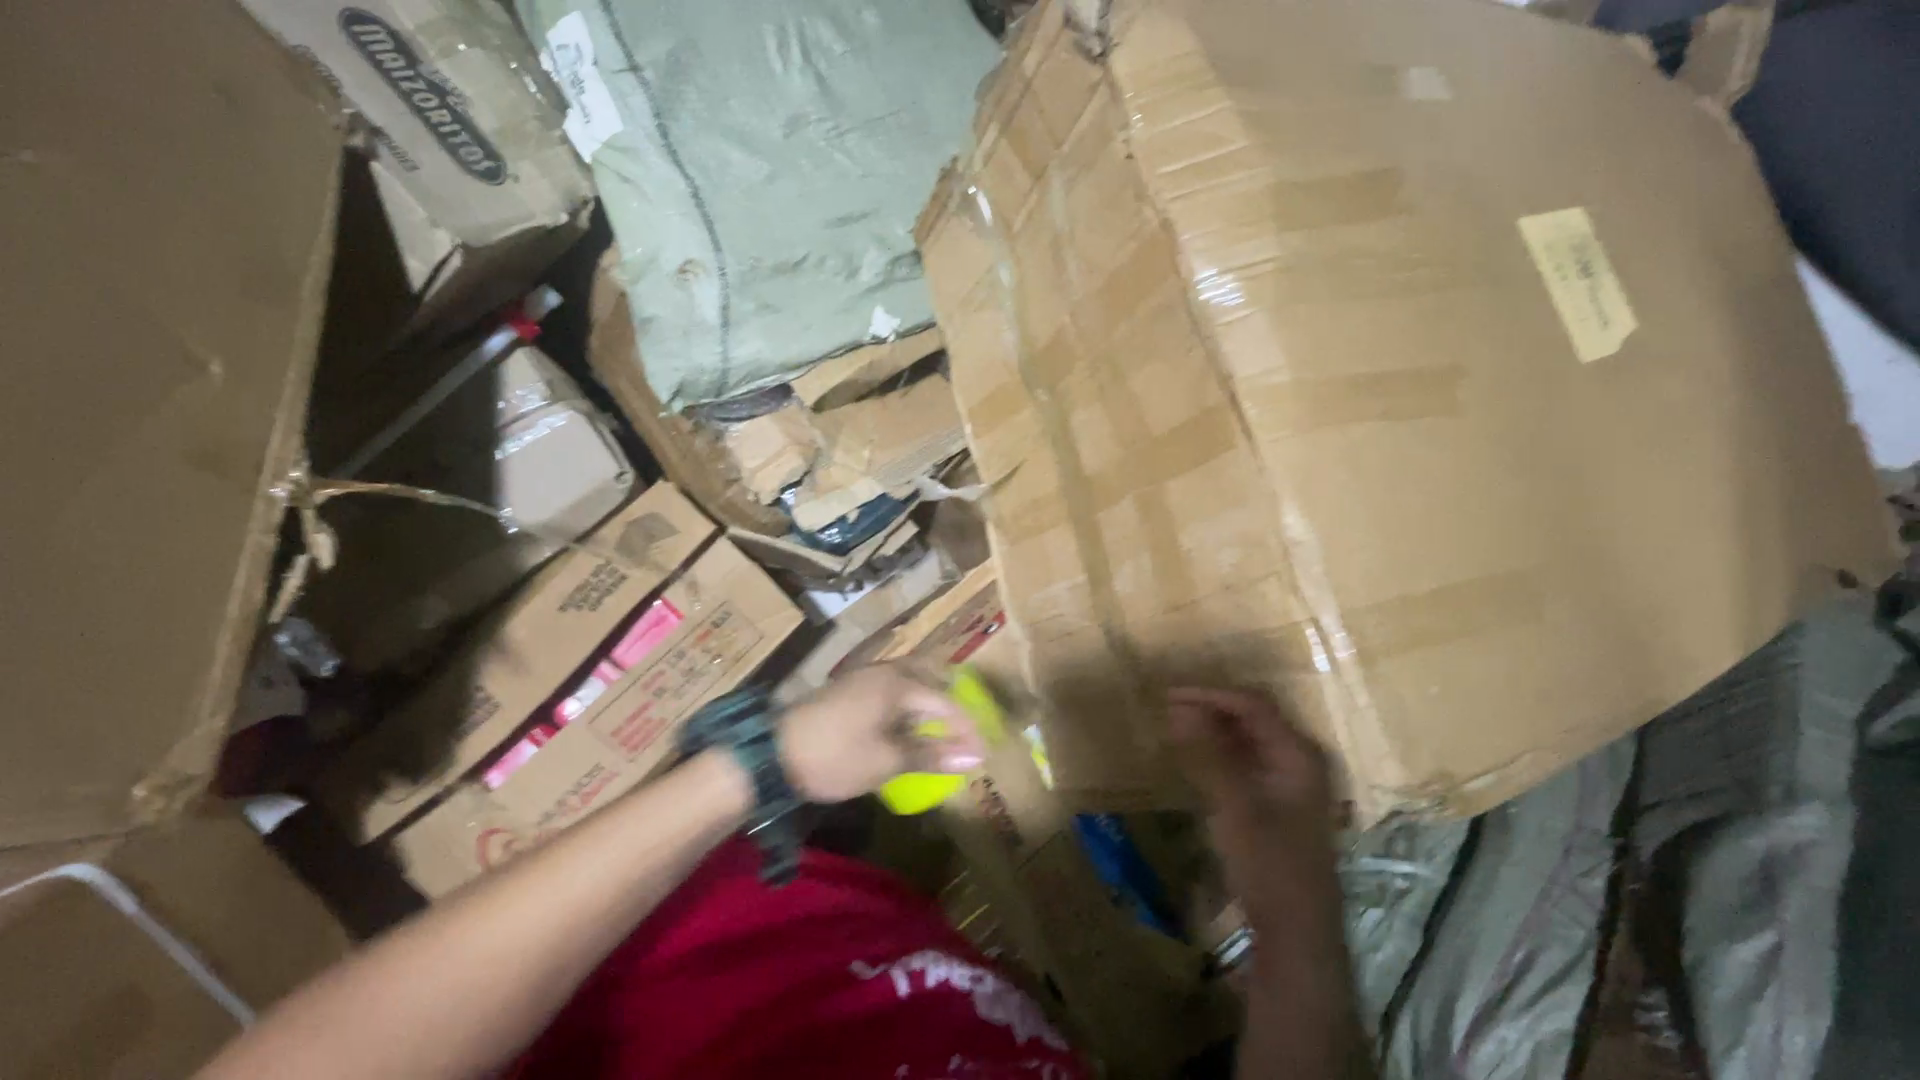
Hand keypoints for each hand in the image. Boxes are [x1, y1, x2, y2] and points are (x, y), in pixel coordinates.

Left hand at [778, 664, 984, 802]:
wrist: (772, 754)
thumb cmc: (835, 756)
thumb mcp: (887, 760)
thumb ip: (931, 754)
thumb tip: (973, 757)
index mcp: (898, 684)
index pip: (947, 703)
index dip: (968, 730)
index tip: (982, 756)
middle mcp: (884, 672)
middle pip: (930, 676)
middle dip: (951, 701)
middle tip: (964, 730)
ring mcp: (863, 677)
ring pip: (909, 680)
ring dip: (928, 701)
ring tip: (939, 729)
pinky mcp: (848, 689)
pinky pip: (891, 687)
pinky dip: (907, 704)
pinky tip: (905, 726)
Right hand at [1166, 688, 1339, 936]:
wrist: (1296, 931)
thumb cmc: (1268, 864)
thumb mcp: (1234, 805)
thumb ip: (1208, 753)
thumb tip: (1179, 707)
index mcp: (1298, 754)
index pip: (1252, 705)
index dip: (1210, 695)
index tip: (1168, 694)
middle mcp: (1301, 761)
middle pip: (1254, 719)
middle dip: (1211, 709)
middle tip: (1168, 708)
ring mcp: (1293, 784)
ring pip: (1250, 741)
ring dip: (1214, 731)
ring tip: (1175, 728)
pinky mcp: (1280, 805)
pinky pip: (1248, 764)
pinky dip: (1221, 755)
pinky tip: (1196, 760)